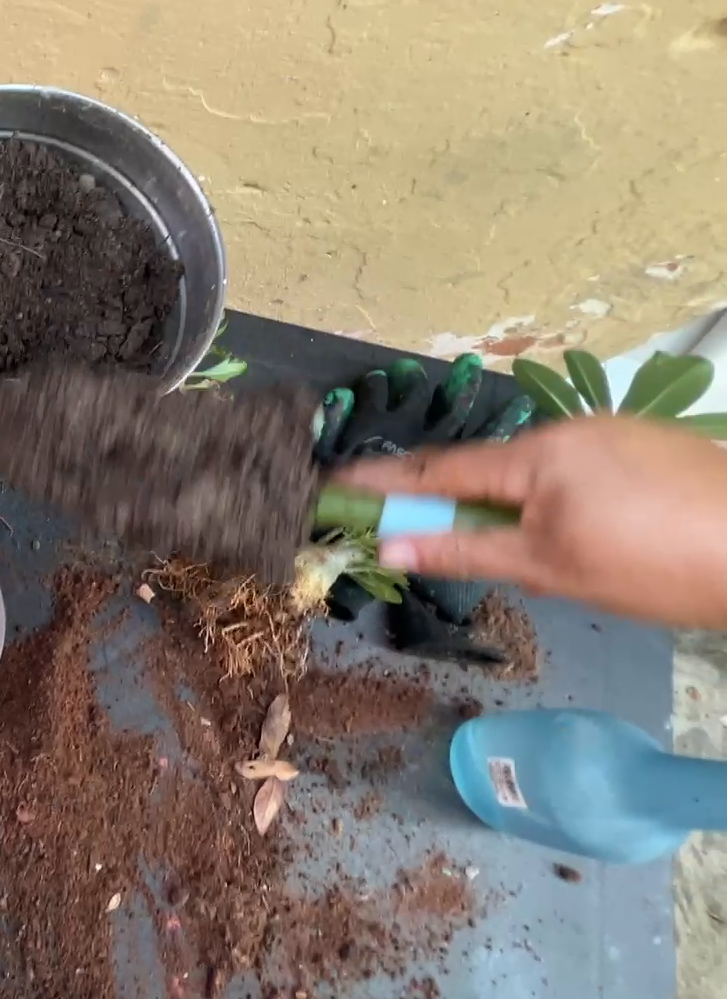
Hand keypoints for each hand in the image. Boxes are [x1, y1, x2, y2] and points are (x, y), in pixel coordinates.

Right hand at [335, 414, 726, 627]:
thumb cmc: (666, 566)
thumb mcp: (550, 568)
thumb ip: (460, 551)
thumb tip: (386, 549)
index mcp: (539, 454)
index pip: (435, 470)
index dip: (381, 482)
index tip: (332, 483)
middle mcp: (570, 431)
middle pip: (481, 468)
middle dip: (447, 500)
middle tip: (424, 535)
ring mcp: (614, 433)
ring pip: (527, 471)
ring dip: (502, 503)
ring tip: (523, 547)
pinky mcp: (650, 446)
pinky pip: (570, 469)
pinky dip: (546, 497)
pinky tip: (576, 532)